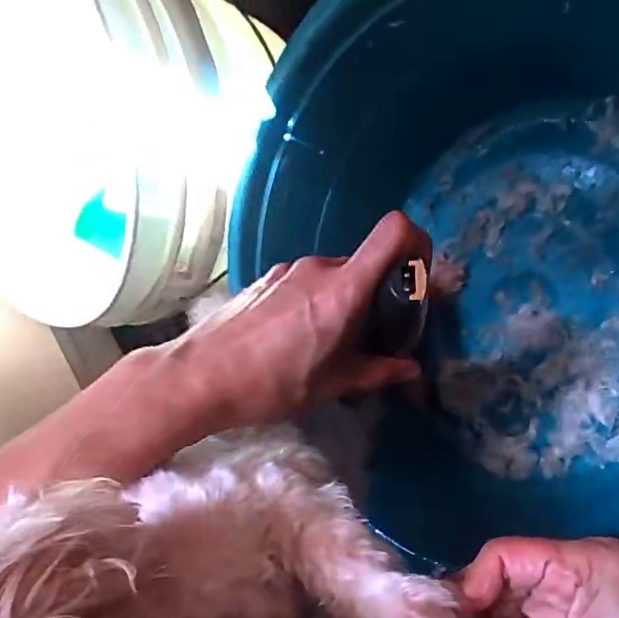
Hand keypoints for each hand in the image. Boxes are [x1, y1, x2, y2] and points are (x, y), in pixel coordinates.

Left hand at [170, 212, 429, 428]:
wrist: (200, 377)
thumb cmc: (271, 385)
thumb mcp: (330, 386)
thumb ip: (376, 372)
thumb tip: (410, 368)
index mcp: (343, 289)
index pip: (395, 231)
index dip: (418, 245)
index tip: (418, 281)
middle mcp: (318, 267)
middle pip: (366, 264)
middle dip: (379, 296)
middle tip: (372, 339)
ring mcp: (288, 269)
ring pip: (336, 277)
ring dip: (346, 303)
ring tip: (330, 347)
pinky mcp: (266, 279)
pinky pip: (307, 283)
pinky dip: (318, 303)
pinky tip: (298, 340)